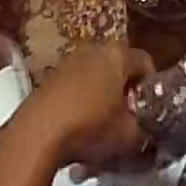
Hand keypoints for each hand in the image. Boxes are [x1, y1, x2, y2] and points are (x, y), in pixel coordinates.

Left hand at [11, 42, 153, 167]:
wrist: (35, 137)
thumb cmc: (90, 127)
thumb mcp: (129, 136)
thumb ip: (146, 132)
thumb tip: (150, 134)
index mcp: (118, 54)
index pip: (146, 63)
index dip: (151, 88)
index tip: (148, 111)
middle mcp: (94, 49)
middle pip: (119, 69)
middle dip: (125, 93)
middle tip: (126, 120)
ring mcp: (69, 61)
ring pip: (96, 79)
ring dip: (102, 99)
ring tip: (101, 129)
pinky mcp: (49, 78)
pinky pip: (75, 87)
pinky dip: (81, 104)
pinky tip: (78, 131)